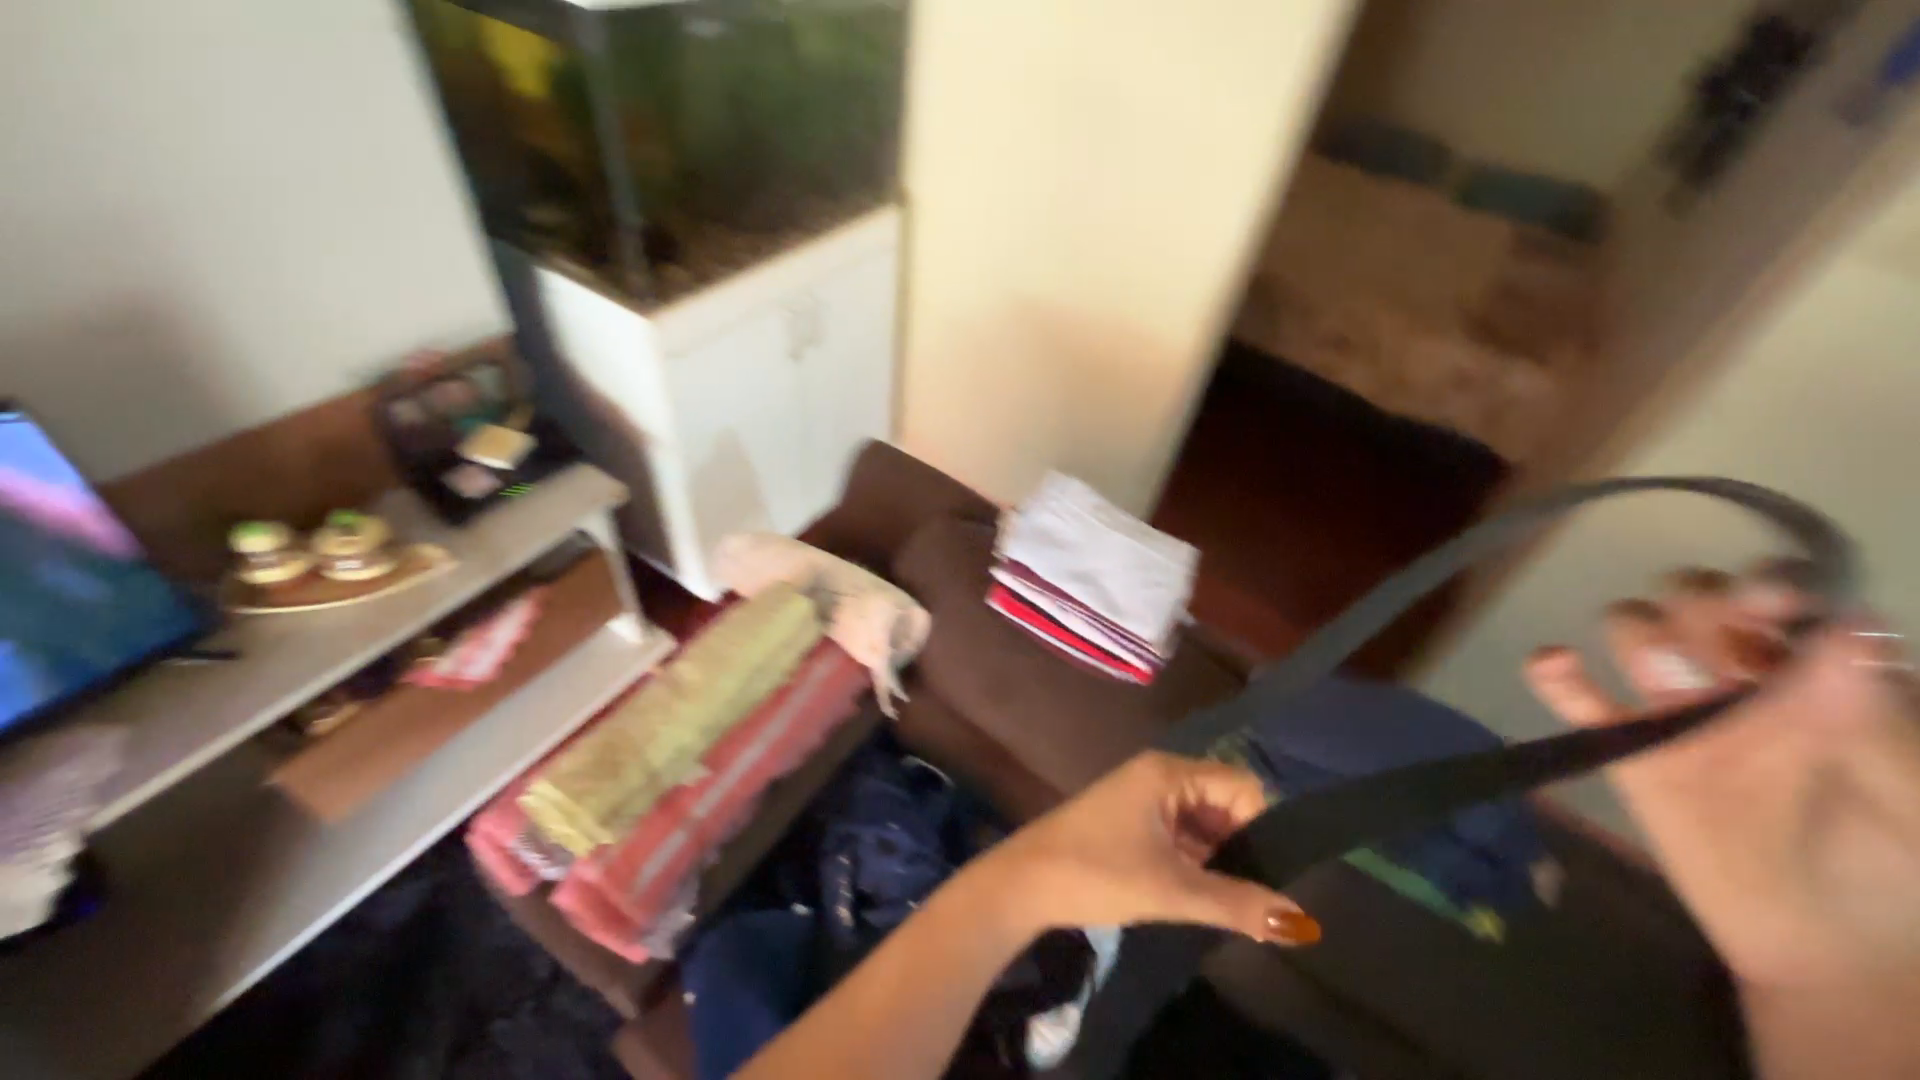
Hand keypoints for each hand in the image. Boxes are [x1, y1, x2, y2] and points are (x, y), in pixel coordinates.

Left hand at [953, 751, 1318, 945]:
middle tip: (1234, 891)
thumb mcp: (1171, 890)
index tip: (1255, 873)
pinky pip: (1177, 831)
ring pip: (1200, 820)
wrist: (1021, 884)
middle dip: (1235, 845)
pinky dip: (1188, 858)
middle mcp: (1157, 774)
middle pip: (1223, 801)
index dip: (1258, 826)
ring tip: (1208, 896)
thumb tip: (1301, 922)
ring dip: (1211, 856)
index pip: (1242, 785)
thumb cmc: (1096, 874)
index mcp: (1168, 772)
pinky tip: (1184, 891)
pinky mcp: (1127, 818)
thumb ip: (1236, 903)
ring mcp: (1139, 795)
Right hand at [1524, 563, 1919, 985]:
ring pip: (1633, 629)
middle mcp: (1739, 674)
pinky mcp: (1626, 749)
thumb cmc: (1897, 866)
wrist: (1829, 945)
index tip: (1775, 603)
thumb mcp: (1909, 788)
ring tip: (1672, 684)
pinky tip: (1555, 661)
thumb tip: (1845, 628)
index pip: (1784, 596)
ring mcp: (1674, 709)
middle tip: (1730, 649)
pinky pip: (1576, 700)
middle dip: (1704, 603)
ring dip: (1645, 636)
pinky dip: (1555, 675)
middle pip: (1696, 596)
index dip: (1774, 583)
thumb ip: (1875, 714)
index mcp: (1817, 674)